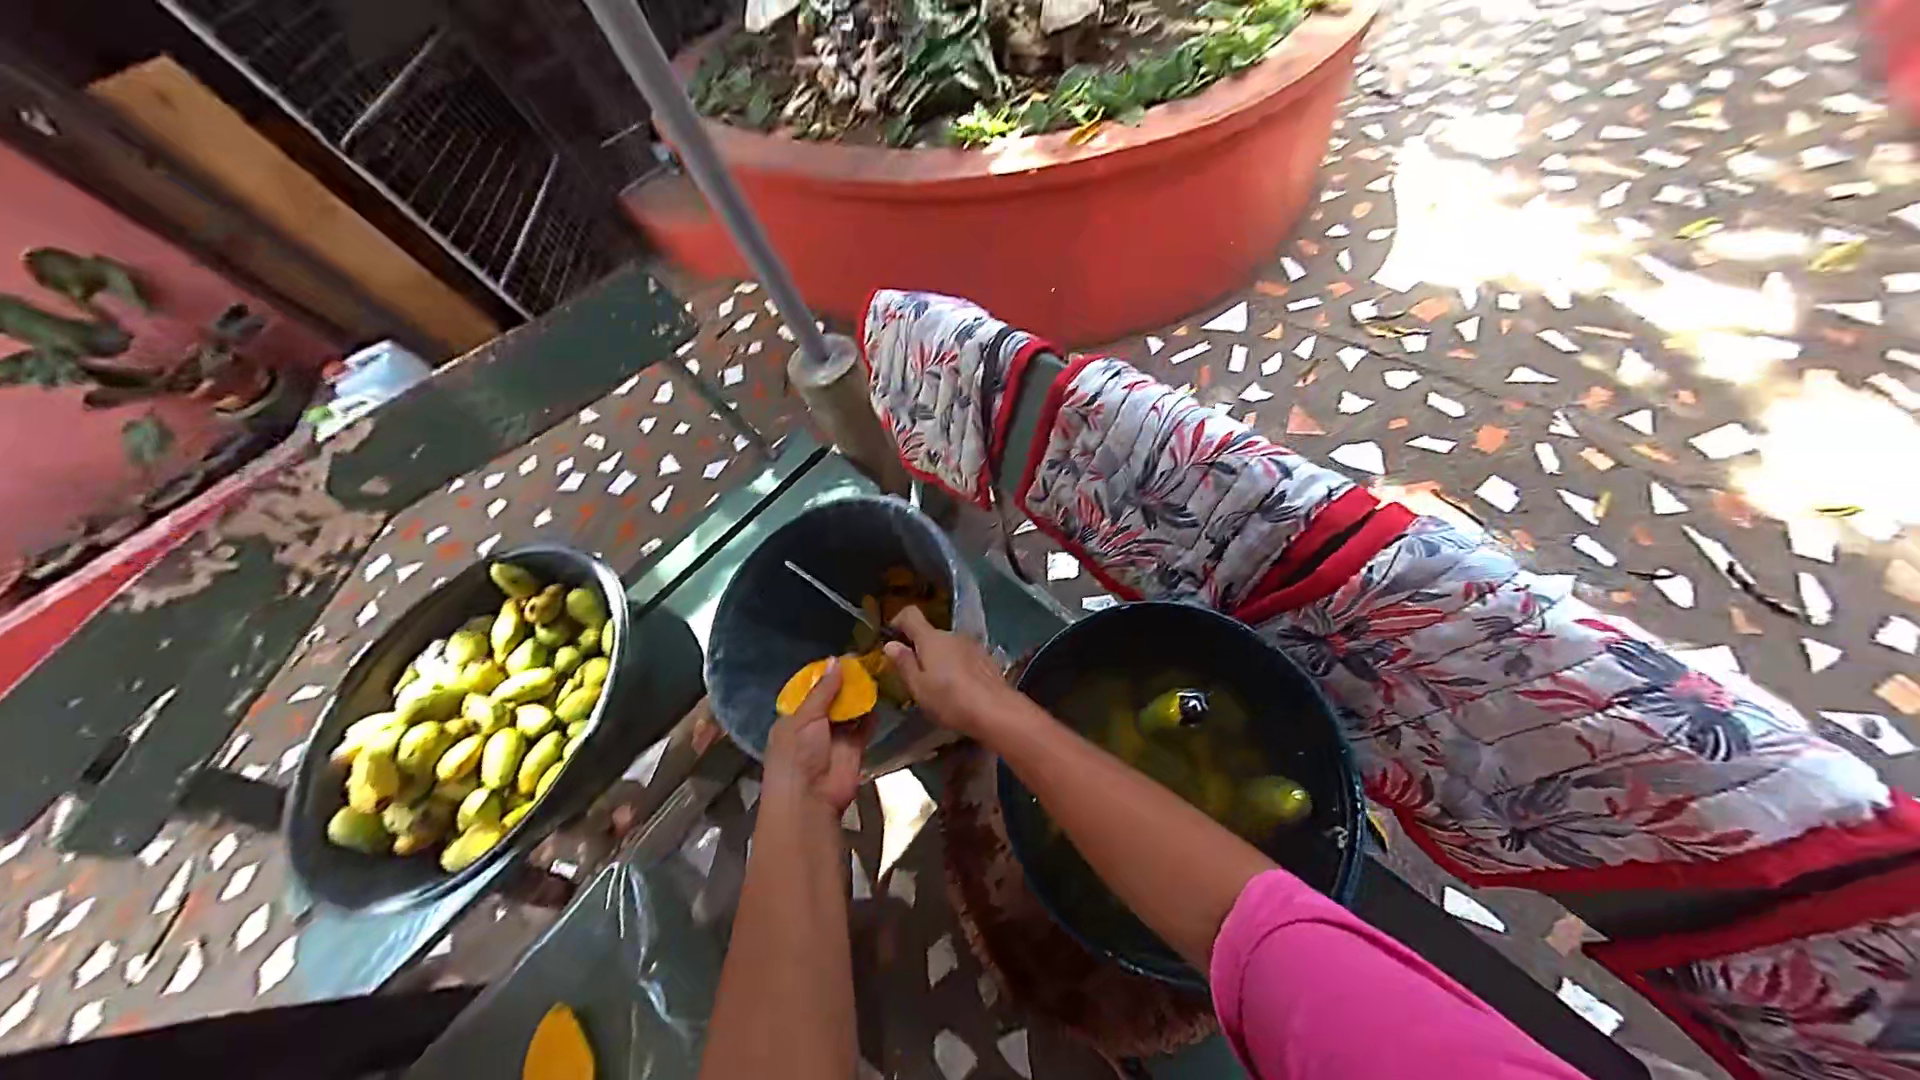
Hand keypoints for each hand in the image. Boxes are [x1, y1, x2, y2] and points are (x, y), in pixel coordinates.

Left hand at [764, 658, 869, 812]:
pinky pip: (864, 727)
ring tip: (876, 673)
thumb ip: (823, 690)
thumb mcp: (805, 718)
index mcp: (794, 718)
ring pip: (850, 711)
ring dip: (860, 696)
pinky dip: (871, 715)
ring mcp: (834, 737)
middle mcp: (814, 725)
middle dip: (846, 683)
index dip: (826, 675)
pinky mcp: (854, 748)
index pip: (810, 691)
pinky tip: (881, 696)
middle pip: (832, 699)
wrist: (810, 798)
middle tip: (866, 661)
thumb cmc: (797, 754)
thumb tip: (836, 660)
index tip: (845, 657)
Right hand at [883, 607, 1023, 741]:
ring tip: (937, 686)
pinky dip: (956, 666)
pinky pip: (963, 656)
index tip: (891, 637)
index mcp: (931, 638)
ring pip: (948, 646)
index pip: (910, 614)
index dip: (898, 620)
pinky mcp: (986, 659)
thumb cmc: (950, 699)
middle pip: (930, 634)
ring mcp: (972, 645)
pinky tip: (958, 689)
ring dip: (940, 659)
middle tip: (914, 676)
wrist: (996, 710)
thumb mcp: (918, 686)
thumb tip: (890, 644)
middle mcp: (952, 635)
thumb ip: (904, 663)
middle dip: (920, 650)